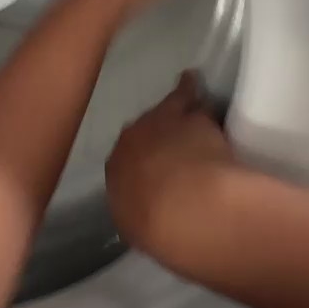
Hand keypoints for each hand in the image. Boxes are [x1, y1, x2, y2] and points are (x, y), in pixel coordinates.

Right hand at [106, 73, 242, 266]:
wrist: (185, 207)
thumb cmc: (159, 228)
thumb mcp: (139, 228)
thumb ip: (140, 213)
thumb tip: (145, 211)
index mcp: (116, 176)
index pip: (126, 164)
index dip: (143, 165)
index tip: (156, 170)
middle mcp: (129, 144)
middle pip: (142, 135)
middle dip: (155, 137)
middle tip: (172, 145)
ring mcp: (156, 125)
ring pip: (164, 112)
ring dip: (173, 112)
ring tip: (183, 108)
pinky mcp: (185, 113)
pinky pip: (184, 94)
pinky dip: (188, 88)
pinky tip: (192, 79)